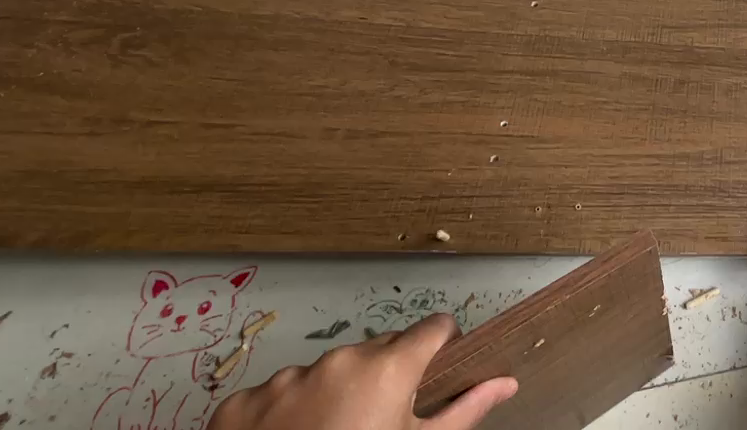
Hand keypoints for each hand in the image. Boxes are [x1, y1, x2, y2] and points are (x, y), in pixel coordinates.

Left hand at [208, 314, 516, 429]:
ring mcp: (285, 378)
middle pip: (380, 349)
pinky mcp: (238, 402)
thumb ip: (465, 410)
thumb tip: (509, 381)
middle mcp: (341, 358)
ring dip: (332, 393)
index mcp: (390, 366)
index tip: (434, 372)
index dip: (441, 345)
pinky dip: (281, 414)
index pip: (435, 326)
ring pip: (327, 370)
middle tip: (375, 421)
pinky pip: (273, 395)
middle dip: (384, 374)